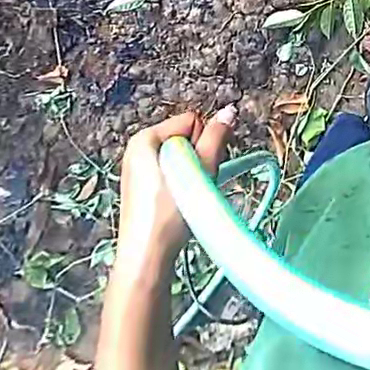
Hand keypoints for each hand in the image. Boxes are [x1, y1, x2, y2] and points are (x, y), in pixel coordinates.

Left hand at [113, 107, 233, 280]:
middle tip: (196, 182)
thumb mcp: (199, 171)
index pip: (193, 120)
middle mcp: (139, 147)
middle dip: (199, 156)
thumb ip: (215, 138)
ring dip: (194, 171)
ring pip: (185, 155)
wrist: (147, 259)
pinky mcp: (144, 185)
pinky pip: (175, 170)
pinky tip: (181, 201)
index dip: (204, 142)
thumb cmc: (170, 213)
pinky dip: (184, 181)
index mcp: (145, 138)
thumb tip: (230, 110)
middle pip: (188, 137)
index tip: (200, 168)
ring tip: (189, 193)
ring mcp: (140, 167)